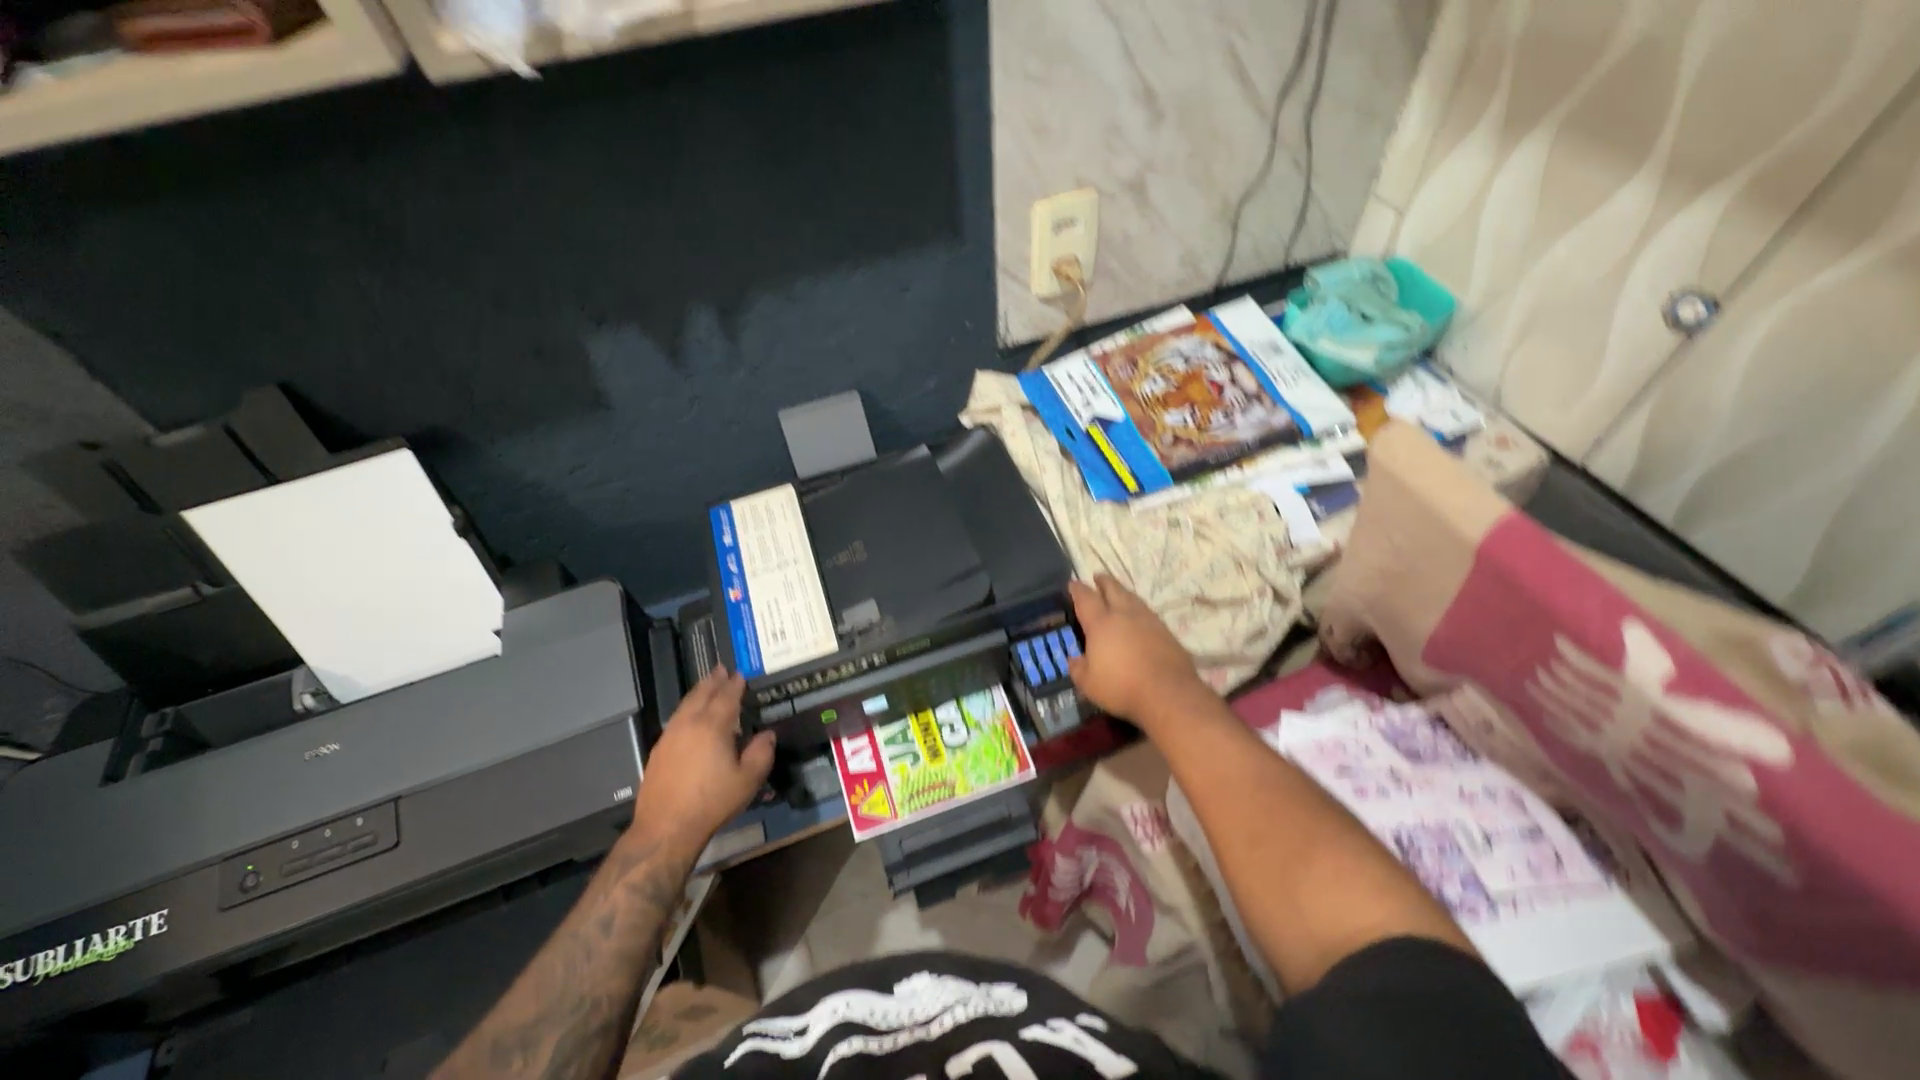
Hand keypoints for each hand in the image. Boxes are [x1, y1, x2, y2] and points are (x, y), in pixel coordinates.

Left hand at [630, 668, 775, 854]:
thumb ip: (761, 752)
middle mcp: (689, 724)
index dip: (735, 685)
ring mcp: (669, 736)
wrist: (666, 826)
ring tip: (706, 686)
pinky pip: (675, 719)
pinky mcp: (658, 750)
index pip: (726, 697)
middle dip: (712, 681)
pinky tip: (688, 716)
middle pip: (701, 695)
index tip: (741, 674)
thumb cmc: (712, 802)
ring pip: (684, 705)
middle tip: (720, 668)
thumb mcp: (748, 780)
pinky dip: (685, 709)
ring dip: (697, 692)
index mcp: (713, 726)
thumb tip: (767, 734)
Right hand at [1067, 574, 1207, 727]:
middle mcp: (1124, 614)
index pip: (1086, 599)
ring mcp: (1148, 620)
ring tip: (1118, 593)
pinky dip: (1138, 609)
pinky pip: (1147, 612)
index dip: (1078, 589)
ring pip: (1132, 598)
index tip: (1073, 584)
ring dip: (1123, 592)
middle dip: (1103, 581)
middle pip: (1113, 589)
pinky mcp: (1166, 631)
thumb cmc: (1121, 686)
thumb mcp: (1089, 684)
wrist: (1167, 692)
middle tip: (1098, 577)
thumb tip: (1074, 659)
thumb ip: (1078, 668)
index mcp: (1101, 624)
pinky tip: (1139, 617)